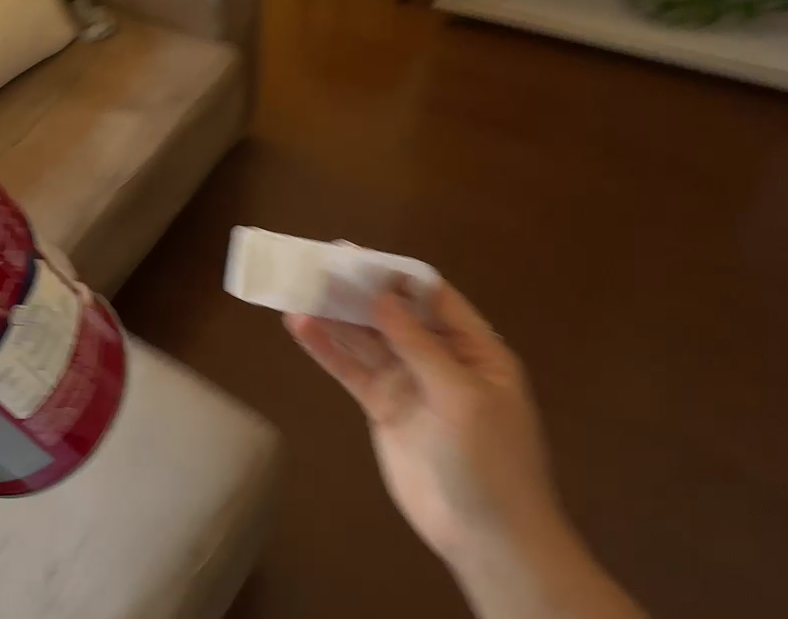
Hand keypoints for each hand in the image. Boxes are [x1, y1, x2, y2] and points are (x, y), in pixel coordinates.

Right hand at [285, 284, 556, 560]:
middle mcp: (439, 360)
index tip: (356, 253)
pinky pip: (349, 368)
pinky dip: (325, 347)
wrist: (485, 533)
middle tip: (316, 263)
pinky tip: (299, 326)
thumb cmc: (489, 460)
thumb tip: (382, 295)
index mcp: (475, 352)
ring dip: (334, 315)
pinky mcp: (381, 405)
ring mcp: (407, 383)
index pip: (432, 298)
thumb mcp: (462, 396)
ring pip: (364, 338)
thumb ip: (419, 344)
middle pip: (391, 314)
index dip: (395, 274)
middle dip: (357, 290)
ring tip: (298, 288)